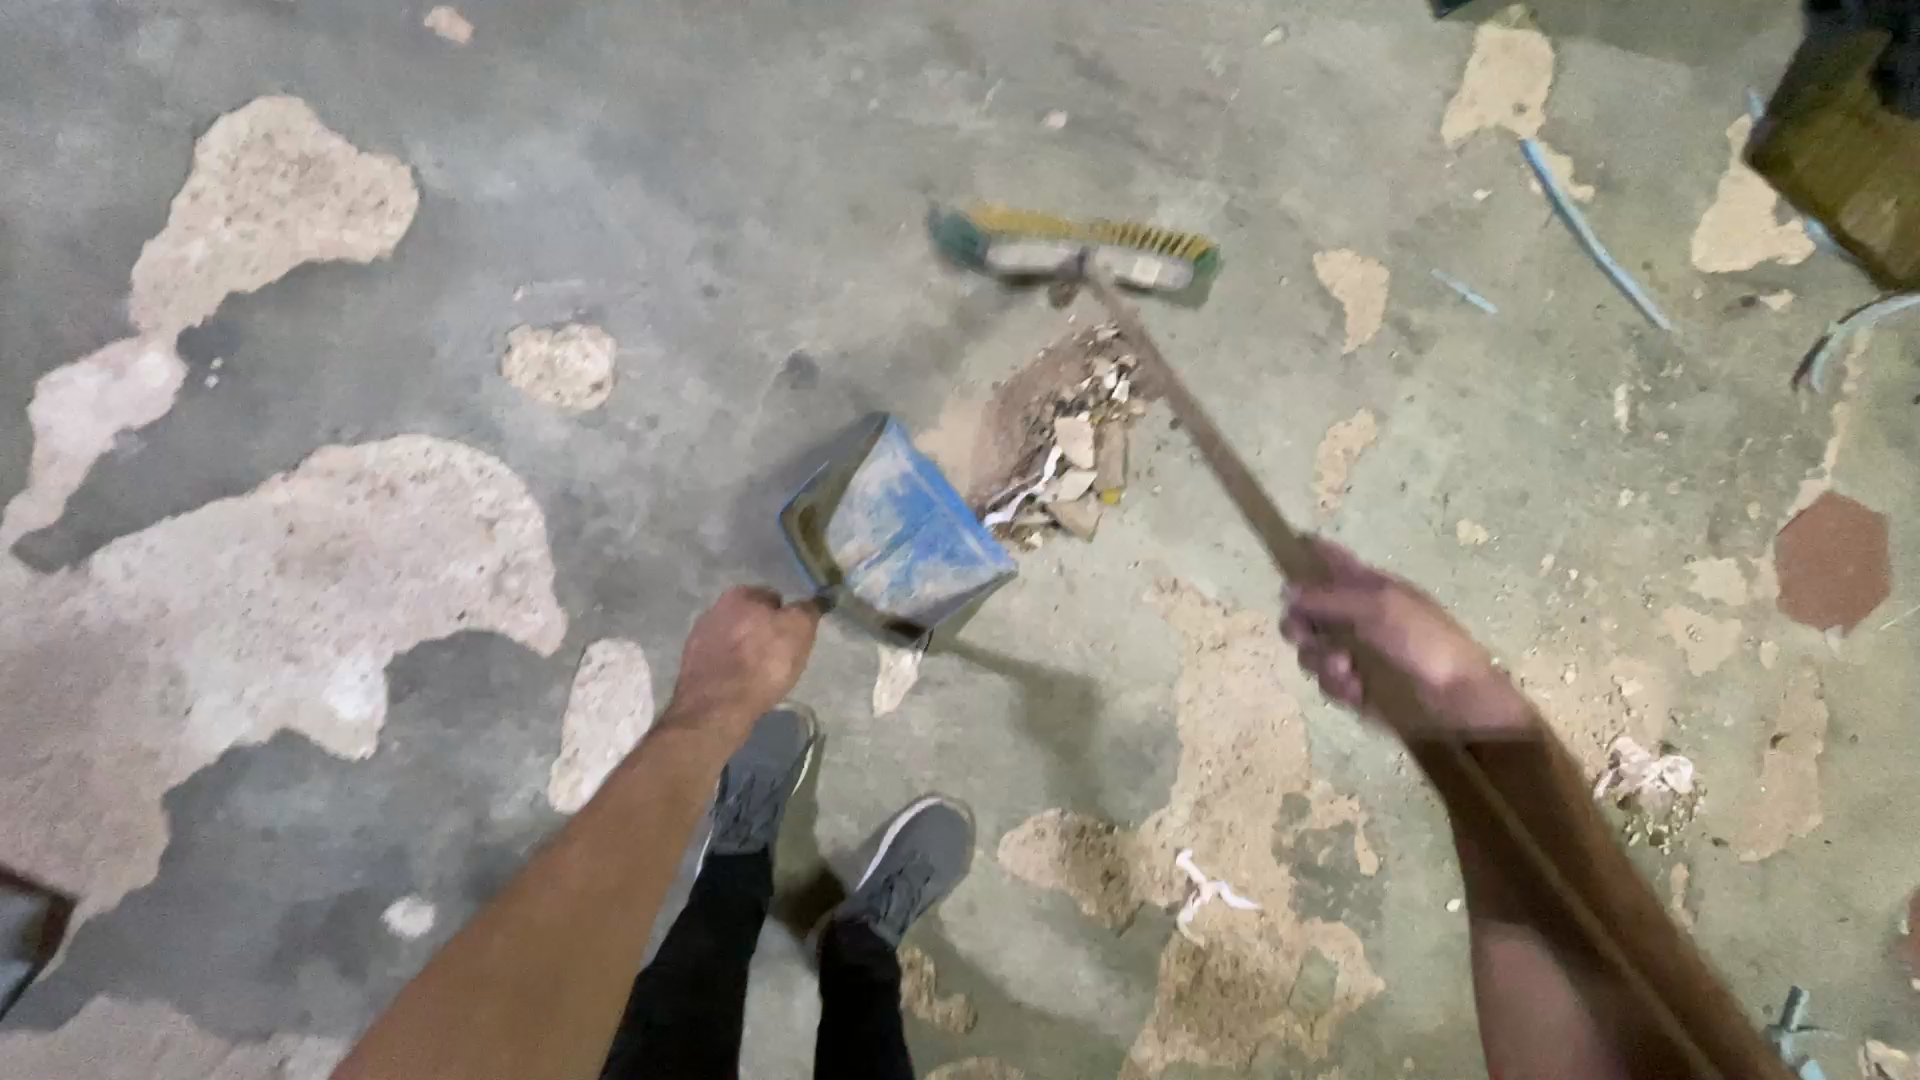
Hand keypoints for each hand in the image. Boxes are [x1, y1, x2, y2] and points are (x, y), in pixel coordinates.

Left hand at [661, 586, 820, 747]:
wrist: (718, 706)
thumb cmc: (764, 662)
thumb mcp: (799, 630)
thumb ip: (808, 609)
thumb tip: (813, 601)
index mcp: (741, 594)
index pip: (773, 597)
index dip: (786, 616)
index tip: (793, 637)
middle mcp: (715, 609)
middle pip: (750, 618)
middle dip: (762, 631)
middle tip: (778, 656)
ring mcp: (698, 637)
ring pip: (733, 639)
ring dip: (745, 650)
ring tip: (759, 674)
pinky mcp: (690, 665)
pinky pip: (720, 660)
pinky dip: (730, 668)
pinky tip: (740, 684)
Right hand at [1281, 539, 1529, 737]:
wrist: (1455, 699)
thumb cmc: (1423, 640)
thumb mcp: (1377, 606)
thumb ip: (1328, 596)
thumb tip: (1286, 590)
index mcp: (1365, 586)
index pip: (1329, 559)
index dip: (1306, 552)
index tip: (1284, 555)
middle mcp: (1352, 615)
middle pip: (1302, 609)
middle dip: (1297, 623)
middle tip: (1304, 635)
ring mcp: (1350, 650)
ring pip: (1308, 648)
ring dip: (1319, 658)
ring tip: (1345, 668)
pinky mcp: (1350, 683)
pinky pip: (1323, 680)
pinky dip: (1336, 683)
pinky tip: (1356, 689)